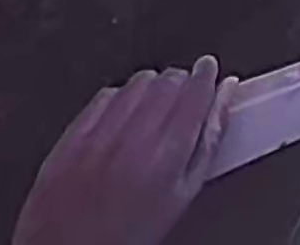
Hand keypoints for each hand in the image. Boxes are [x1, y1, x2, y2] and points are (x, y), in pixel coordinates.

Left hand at [13, 56, 237, 244]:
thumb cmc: (124, 238)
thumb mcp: (182, 197)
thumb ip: (210, 140)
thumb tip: (225, 99)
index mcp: (167, 155)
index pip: (196, 90)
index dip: (207, 74)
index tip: (209, 71)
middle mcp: (134, 138)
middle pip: (170, 79)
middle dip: (182, 83)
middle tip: (184, 100)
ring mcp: (101, 133)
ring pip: (140, 81)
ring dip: (153, 88)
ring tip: (153, 111)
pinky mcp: (74, 134)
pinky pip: (107, 94)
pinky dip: (120, 99)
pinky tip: (122, 120)